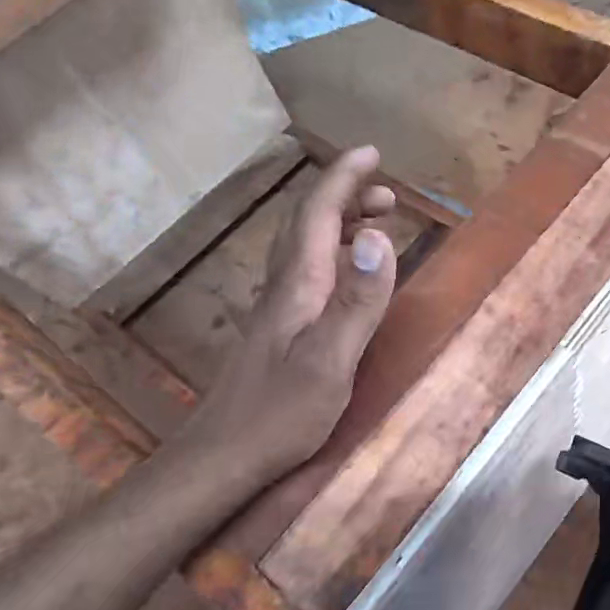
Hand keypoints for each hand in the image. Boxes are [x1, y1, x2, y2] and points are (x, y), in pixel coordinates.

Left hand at [176, 145, 398, 483]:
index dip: (344, 179)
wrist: (223, 455)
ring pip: (303, 249)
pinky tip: (341, 280)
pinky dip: (329, 258)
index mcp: (297, 287)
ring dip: (335, 226)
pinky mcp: (275, 334)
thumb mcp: (330, 362)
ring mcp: (275, 312)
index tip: (373, 154)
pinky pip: (304, 275)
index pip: (318, 214)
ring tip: (371, 226)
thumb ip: (357, 302)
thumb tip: (379, 237)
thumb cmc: (280, 415)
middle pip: (307, 224)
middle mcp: (282, 289)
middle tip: (386, 194)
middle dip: (344, 196)